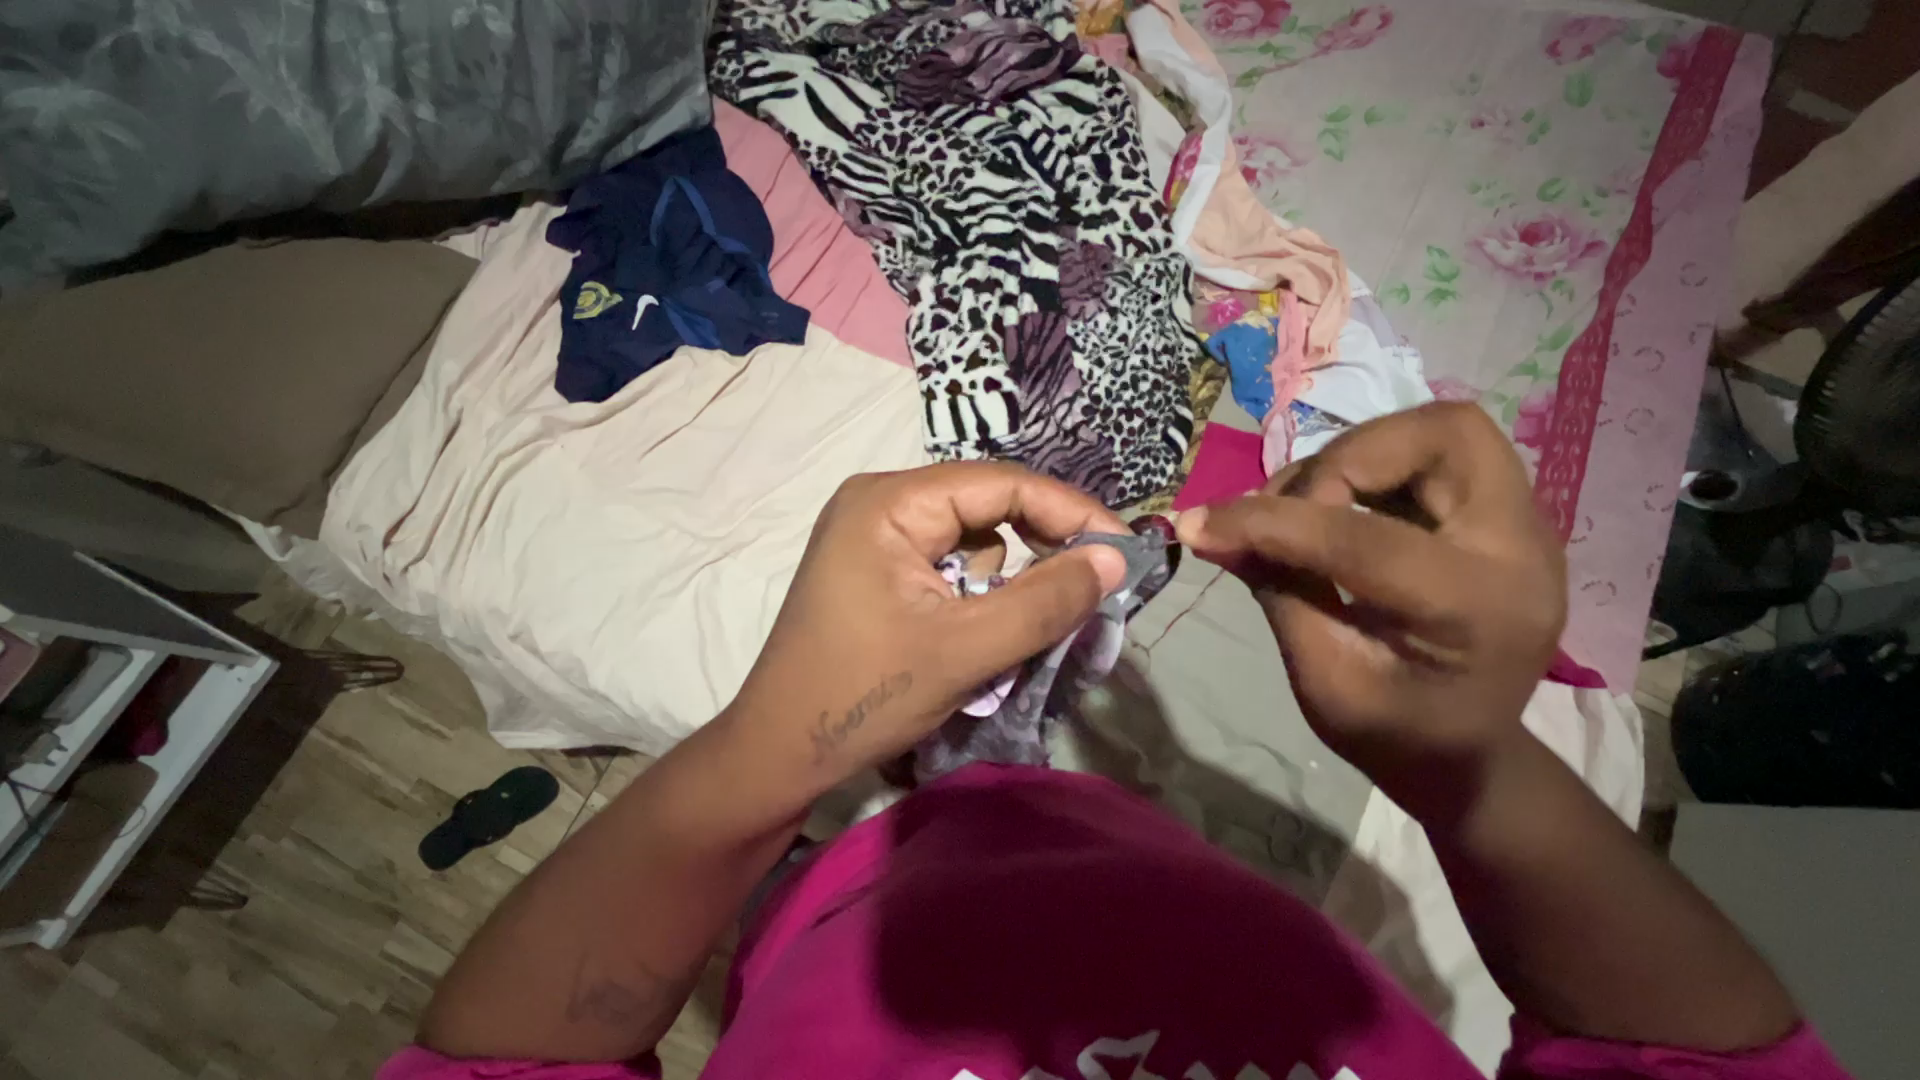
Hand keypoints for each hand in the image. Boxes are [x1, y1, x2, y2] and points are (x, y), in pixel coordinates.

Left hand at [725, 463, 1127, 791]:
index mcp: (890, 503)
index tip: (1124, 549)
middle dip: (1041, 545)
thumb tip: (1114, 559)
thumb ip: (1044, 602)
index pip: (1001, 483)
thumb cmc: (863, 694)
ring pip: (972, 537)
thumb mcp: (964, 650)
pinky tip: (982, 631)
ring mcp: (874, 535)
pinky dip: (980, 591)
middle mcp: (880, 502)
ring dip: (1009, 577)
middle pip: (987, 505)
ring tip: (1023, 625)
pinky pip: (948, 563)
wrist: (780, 750)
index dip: (1069, 510)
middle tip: (1094, 585)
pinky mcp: (876, 568)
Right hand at [1176, 403, 1564, 820]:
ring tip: (1309, 507)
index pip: (1364, 539)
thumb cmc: (1394, 734)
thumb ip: (1275, 591)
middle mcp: (1520, 549)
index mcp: (1476, 612)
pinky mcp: (1504, 515)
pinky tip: (1342, 508)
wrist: (1467, 754)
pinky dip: (1375, 465)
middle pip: (1443, 436)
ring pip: (1443, 429)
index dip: (1271, 523)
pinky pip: (1438, 452)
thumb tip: (1208, 527)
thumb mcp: (1323, 680)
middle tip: (1292, 508)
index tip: (1201, 525)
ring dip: (1359, 455)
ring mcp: (1522, 525)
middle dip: (1345, 458)